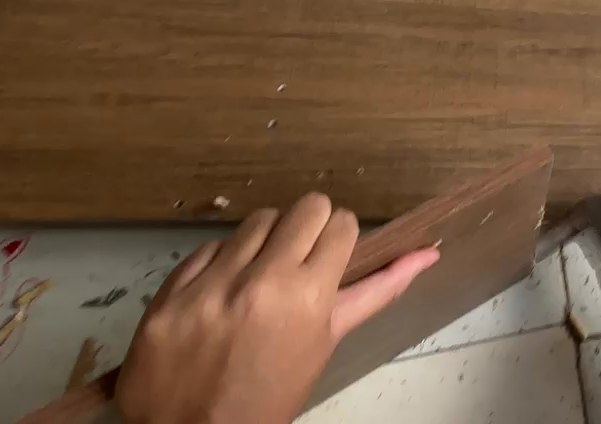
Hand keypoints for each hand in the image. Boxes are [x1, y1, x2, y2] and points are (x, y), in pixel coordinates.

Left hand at [115, 194, 438, 423]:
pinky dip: (221, 262)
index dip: (339, 239)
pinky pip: (210, 246)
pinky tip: (222, 292)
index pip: (342, 222)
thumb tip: (429, 253)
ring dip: (265, 240)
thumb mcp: (326, 343)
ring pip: (259, 219)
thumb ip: (377, 291)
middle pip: (306, 206)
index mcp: (308, 296)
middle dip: (309, 227)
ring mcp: (211, 286)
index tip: (330, 258)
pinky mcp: (171, 292)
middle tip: (300, 257)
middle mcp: (261, 282)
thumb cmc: (270, 395)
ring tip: (258, 275)